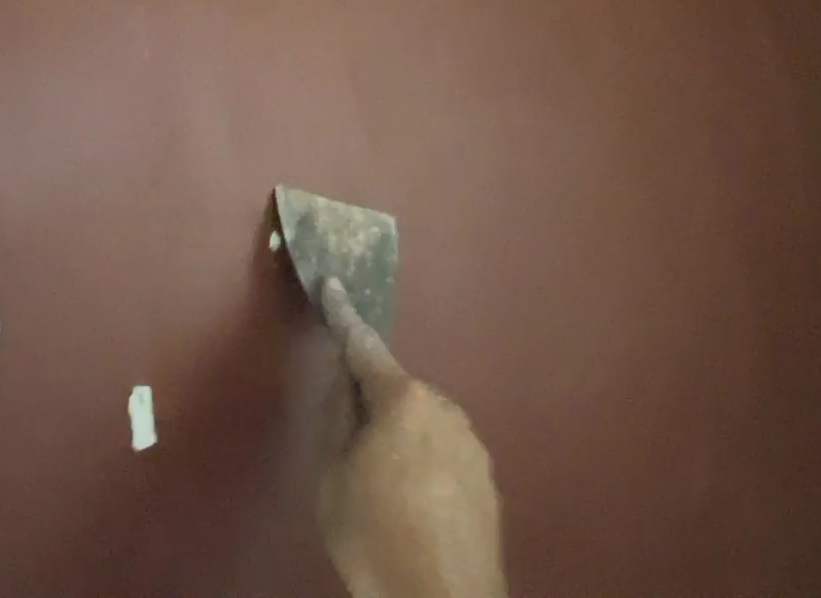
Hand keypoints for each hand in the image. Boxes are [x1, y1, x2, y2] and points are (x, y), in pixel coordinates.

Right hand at [318, 279, 506, 597]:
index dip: (343, 316)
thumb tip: (348, 387)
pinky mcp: (488, 479)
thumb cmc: (373, 535)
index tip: (333, 285)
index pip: (363, 346)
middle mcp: (444, 408)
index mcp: (402, 399)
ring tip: (387, 490)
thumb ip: (340, 420)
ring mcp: (472, 443)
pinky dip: (427, 466)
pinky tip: (417, 506)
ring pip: (424, 425)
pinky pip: (446, 455)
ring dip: (403, 438)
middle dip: (374, 405)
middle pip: (397, 392)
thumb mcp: (333, 478)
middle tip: (353, 446)